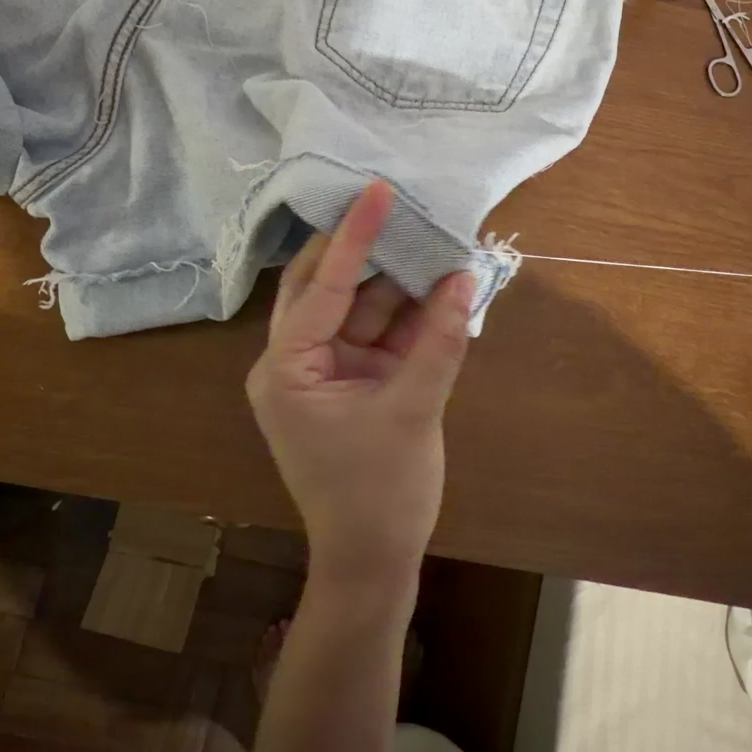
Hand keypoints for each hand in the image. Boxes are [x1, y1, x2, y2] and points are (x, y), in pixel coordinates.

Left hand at [245, 180, 475, 582]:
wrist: (374, 562)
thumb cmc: (379, 494)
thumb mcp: (412, 412)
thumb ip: (439, 342)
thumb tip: (465, 278)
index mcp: (286, 369)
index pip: (321, 287)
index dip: (355, 236)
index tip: (377, 190)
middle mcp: (294, 361)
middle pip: (327, 287)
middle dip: (367, 249)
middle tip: (400, 202)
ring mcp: (323, 371)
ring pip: (356, 308)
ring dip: (395, 280)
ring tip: (432, 236)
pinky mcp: (350, 382)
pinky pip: (376, 335)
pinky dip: (407, 314)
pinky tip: (438, 283)